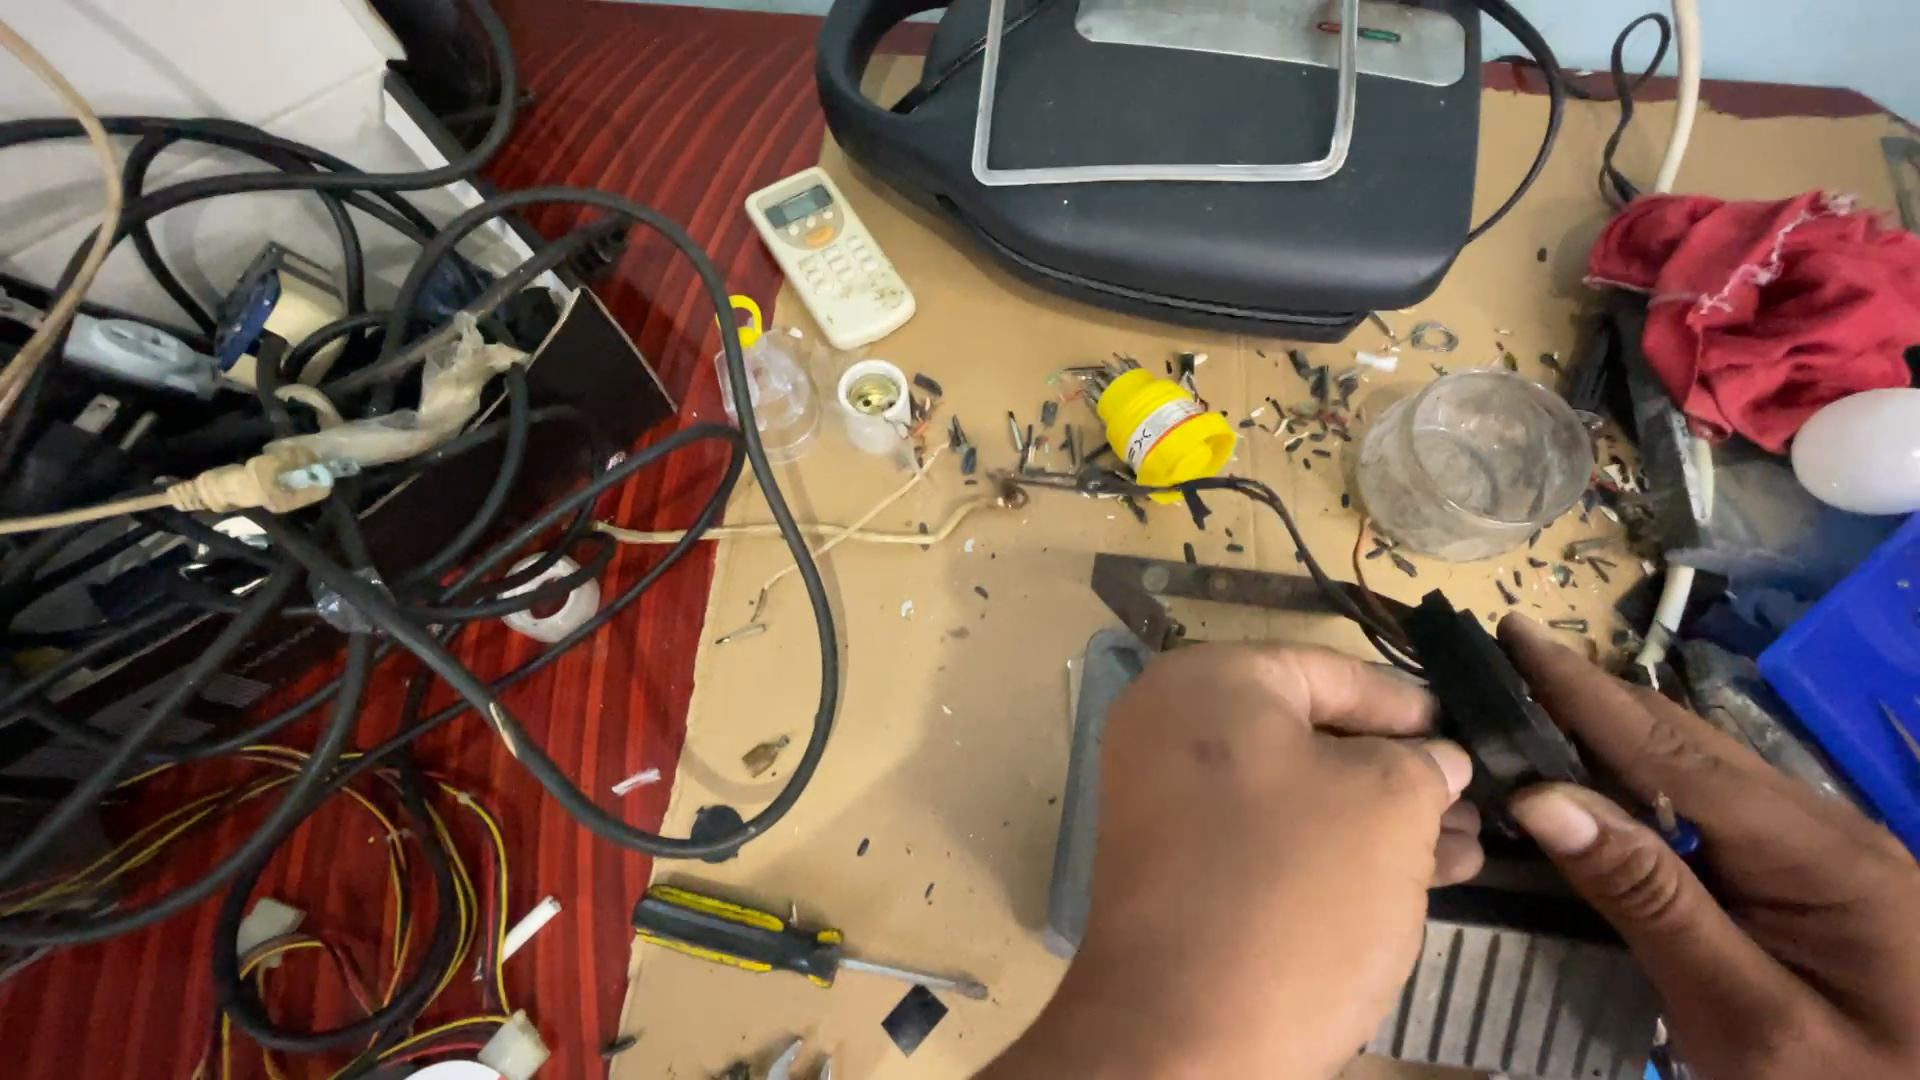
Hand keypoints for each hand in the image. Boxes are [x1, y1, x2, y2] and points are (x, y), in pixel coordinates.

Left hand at [982, 645, 1476, 1079]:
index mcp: (1208, 680)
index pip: (1325, 670)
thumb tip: (1434, 756)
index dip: (1405, 703)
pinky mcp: (1174, 852)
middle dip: (1397, 767)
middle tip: (1475, 799)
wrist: (1177, 1026)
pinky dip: (1330, 841)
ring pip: (1291, 784)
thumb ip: (1418, 762)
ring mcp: (1164, 789)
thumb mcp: (1384, 804)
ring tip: (1465, 842)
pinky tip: (1416, 872)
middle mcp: (1171, 721)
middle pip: (1307, 728)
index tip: (1468, 731)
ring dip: (1377, 812)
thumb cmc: (1290, 886)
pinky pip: (1262, 827)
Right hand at [1499, 614, 1919, 1079]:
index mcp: (1823, 857)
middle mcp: (1824, 832)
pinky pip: (1698, 801)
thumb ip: (1647, 899)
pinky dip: (1624, 772)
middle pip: (1678, 740)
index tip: (1512, 629)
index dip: (1579, 688)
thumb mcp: (1748, 1020)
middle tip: (1492, 669)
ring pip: (1687, 764)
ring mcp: (1819, 853)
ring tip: (1519, 708)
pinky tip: (1583, 775)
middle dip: (1580, 696)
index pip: (1667, 749)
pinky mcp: (1802, 877)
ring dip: (1598, 730)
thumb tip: (1538, 797)